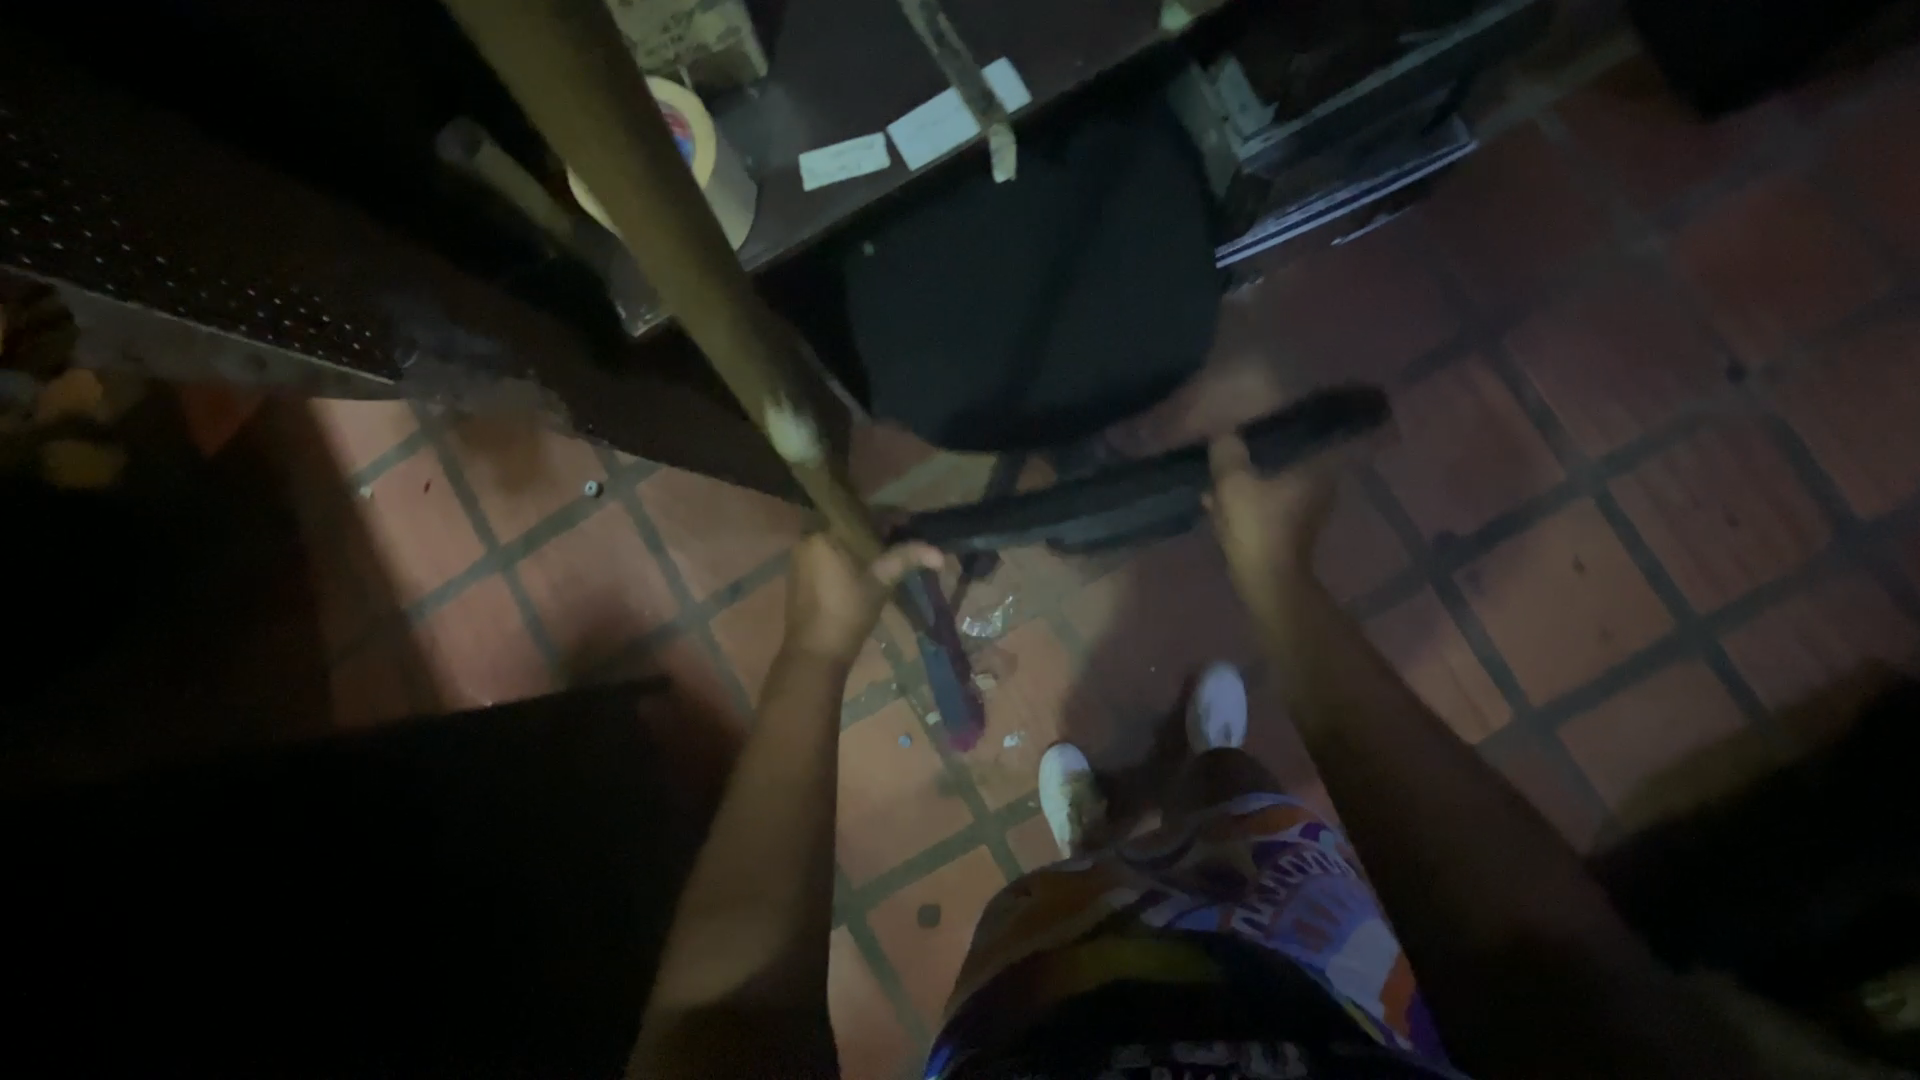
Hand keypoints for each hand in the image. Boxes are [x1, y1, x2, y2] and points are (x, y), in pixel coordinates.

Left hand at [784, 533, 943, 663]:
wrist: (814, 652)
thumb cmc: (848, 613)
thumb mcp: (881, 581)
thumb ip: (906, 558)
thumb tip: (939, 554)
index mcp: (824, 532)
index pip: (862, 513)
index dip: (889, 518)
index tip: (910, 526)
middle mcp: (807, 537)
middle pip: (848, 526)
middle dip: (874, 532)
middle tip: (900, 542)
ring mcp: (799, 557)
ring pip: (837, 541)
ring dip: (859, 546)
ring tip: (885, 556)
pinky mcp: (798, 574)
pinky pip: (826, 555)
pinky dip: (845, 558)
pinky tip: (863, 570)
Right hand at [1206, 433, 1345, 606]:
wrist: (1267, 580)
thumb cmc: (1257, 526)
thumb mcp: (1234, 483)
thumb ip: (1227, 453)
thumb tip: (1223, 432)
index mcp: (1316, 469)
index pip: (1299, 434)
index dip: (1271, 429)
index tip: (1248, 427)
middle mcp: (1319, 486)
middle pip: (1282, 461)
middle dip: (1252, 460)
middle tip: (1227, 454)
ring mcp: (1306, 511)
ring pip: (1271, 485)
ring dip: (1245, 484)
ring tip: (1215, 483)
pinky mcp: (1290, 531)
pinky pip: (1266, 506)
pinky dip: (1246, 505)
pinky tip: (1218, 506)